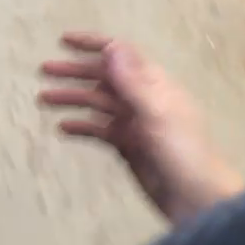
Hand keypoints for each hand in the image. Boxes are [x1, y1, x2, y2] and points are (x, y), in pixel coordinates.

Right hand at [40, 33, 243, 224]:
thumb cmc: (183, 154)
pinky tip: (63, 128)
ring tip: (44, 99)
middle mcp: (142, 99)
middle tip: (44, 71)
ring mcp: (134, 123)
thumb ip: (133, 82)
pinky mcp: (128, 146)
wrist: (200, 203)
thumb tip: (111, 47)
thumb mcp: (157, 114)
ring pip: (97, 103)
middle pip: (103, 78)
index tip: (64, 41)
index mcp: (154, 86)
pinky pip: (99, 129)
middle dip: (74, 72)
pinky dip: (81, 126)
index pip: (121, 54)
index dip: (93, 45)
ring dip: (72, 98)